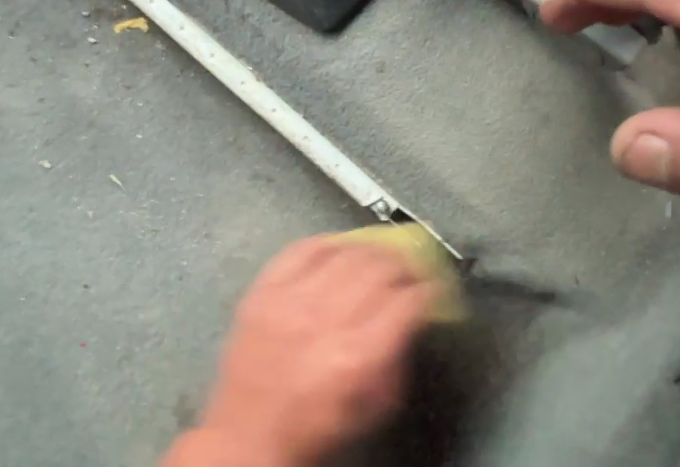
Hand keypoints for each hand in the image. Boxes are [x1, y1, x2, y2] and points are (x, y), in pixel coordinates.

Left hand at [182, 236, 433, 466]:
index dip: (426, 289)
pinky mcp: (264, 291)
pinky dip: (328, 243)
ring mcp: (290, 300)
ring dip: (372, 250)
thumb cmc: (315, 428)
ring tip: (380, 256)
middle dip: (404, 265)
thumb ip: (399, 358)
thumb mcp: (373, 406)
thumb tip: (416, 314)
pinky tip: (340, 248)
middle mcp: (324, 321)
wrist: (247, 436)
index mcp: (356, 357)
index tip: (431, 288)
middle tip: (409, 269)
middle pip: (379, 269)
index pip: (406, 302)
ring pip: (346, 252)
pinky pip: (303, 248)